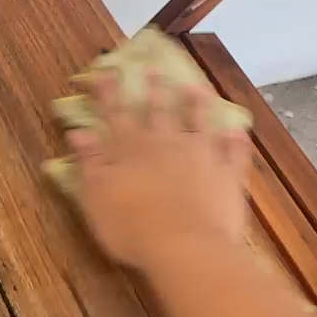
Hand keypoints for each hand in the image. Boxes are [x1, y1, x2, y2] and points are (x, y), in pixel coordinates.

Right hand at [66, 69, 251, 271]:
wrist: (185, 248)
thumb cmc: (130, 225)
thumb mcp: (95, 195)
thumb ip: (89, 162)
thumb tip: (78, 132)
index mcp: (130, 150)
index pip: (116, 114)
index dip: (109, 93)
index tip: (106, 71)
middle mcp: (166, 145)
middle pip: (159, 111)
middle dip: (154, 89)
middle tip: (154, 69)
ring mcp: (201, 158)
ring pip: (199, 123)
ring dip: (197, 104)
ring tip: (196, 87)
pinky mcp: (228, 177)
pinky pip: (235, 153)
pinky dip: (236, 140)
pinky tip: (238, 128)